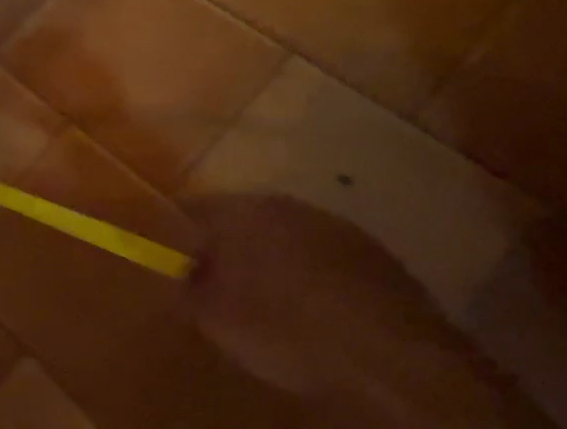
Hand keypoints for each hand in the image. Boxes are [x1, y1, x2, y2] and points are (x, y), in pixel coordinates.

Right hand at [182, 194, 460, 397]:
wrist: (394, 364)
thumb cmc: (286, 330)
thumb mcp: (213, 319)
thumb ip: (184, 288)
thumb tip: (172, 274)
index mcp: (240, 208)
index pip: (190, 209)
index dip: (178, 238)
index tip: (177, 266)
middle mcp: (287, 203)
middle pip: (244, 219)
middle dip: (232, 247)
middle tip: (225, 286)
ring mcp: (339, 227)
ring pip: (291, 236)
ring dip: (279, 260)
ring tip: (276, 302)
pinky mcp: (383, 258)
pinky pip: (332, 260)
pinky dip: (320, 278)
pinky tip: (322, 312)